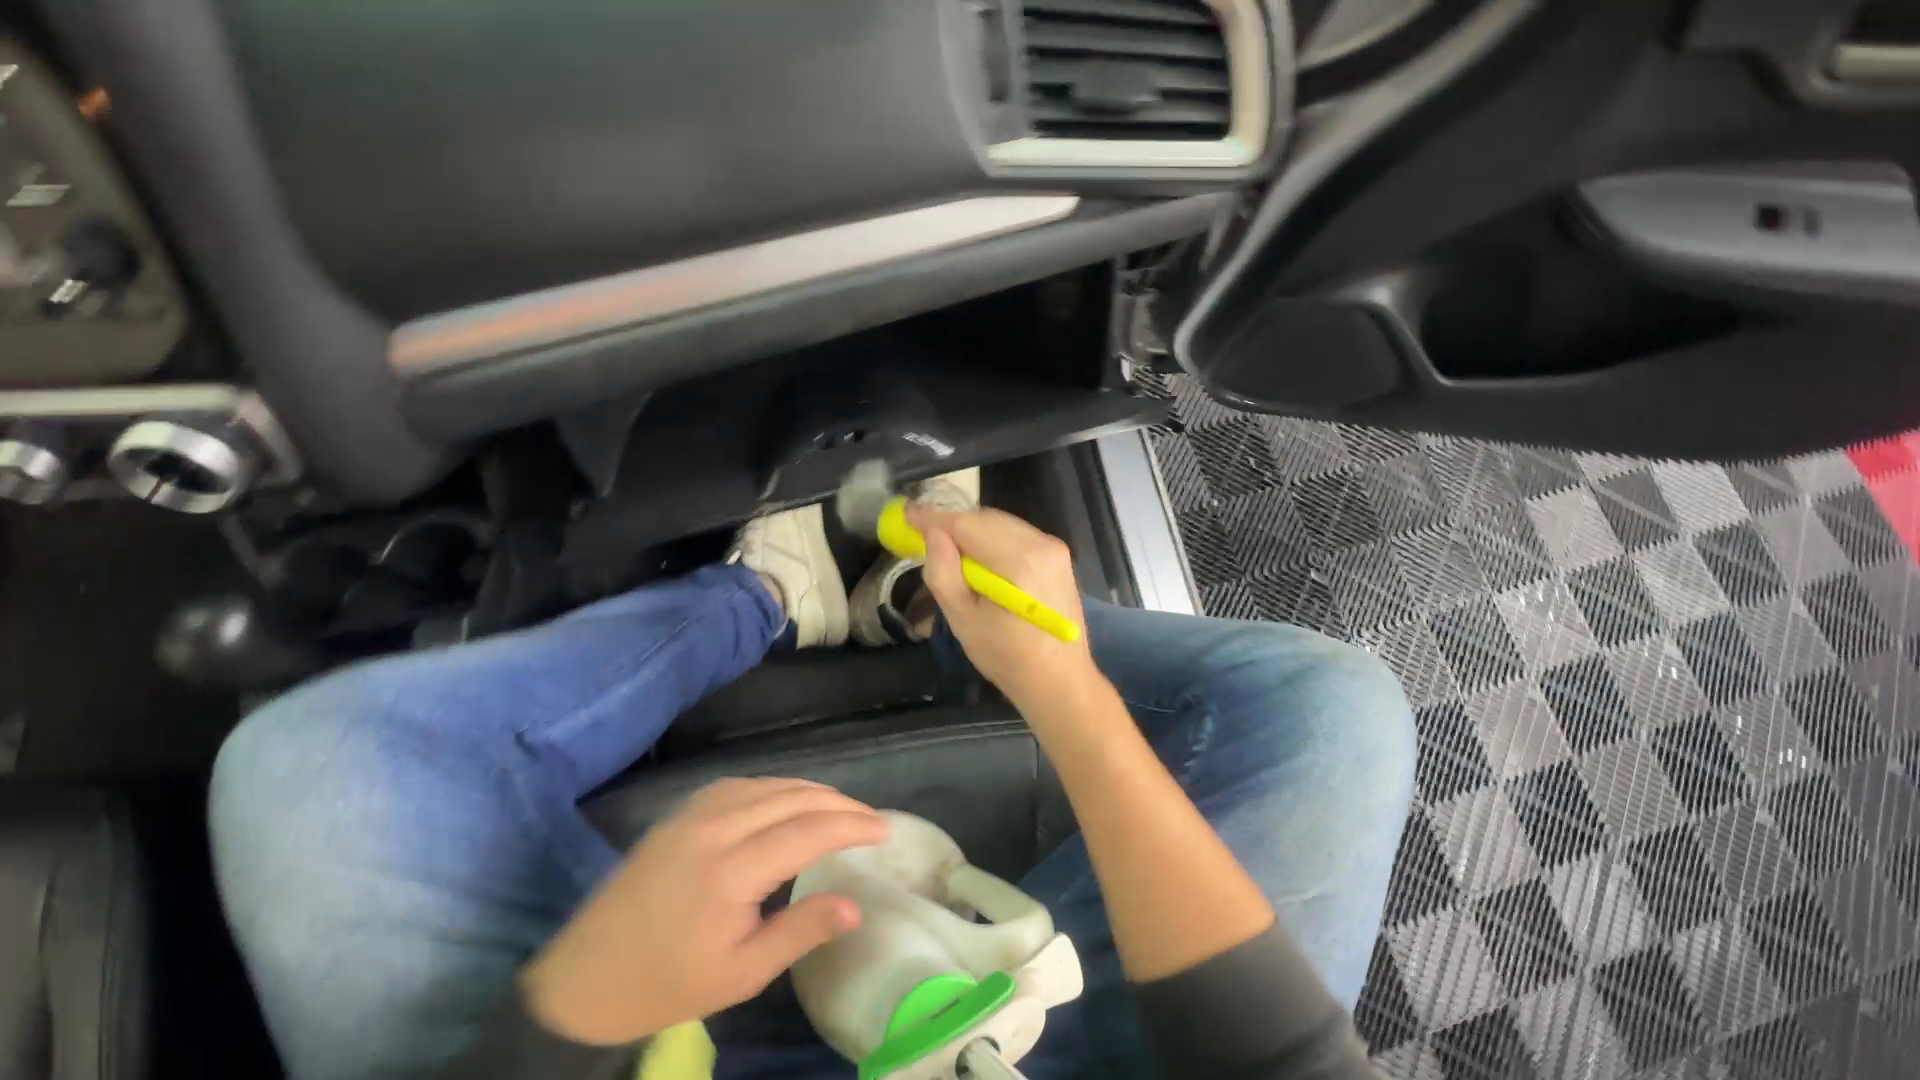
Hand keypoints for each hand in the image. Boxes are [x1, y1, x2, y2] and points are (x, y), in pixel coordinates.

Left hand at [521, 778, 887, 1045]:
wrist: (583, 980)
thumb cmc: (668, 984)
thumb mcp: (741, 974)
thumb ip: (800, 932)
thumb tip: (855, 904)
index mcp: (730, 871)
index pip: (808, 831)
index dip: (852, 826)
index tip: (885, 830)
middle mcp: (714, 829)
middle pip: (792, 798)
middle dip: (839, 803)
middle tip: (871, 819)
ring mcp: (691, 816)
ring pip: (766, 785)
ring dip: (809, 791)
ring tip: (840, 808)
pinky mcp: (677, 815)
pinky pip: (738, 786)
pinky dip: (774, 787)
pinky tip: (787, 800)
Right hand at [909, 505, 1103, 715]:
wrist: (1059, 679)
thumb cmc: (1007, 657)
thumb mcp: (963, 620)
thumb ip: (944, 573)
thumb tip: (932, 534)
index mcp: (1018, 561)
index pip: (967, 525)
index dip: (933, 517)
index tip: (906, 513)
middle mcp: (1041, 544)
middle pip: (986, 519)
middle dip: (953, 523)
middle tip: (922, 534)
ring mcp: (1055, 548)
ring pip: (1002, 524)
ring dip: (973, 530)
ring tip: (948, 549)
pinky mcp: (1059, 557)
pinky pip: (1017, 535)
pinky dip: (993, 539)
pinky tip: (979, 559)